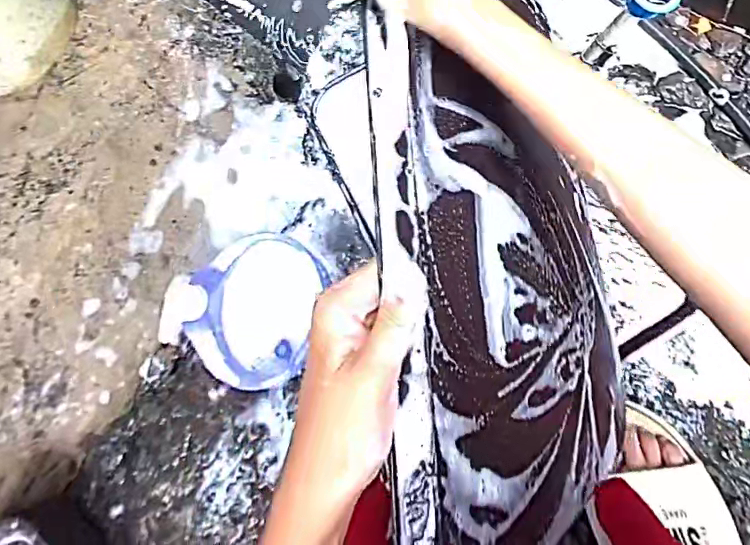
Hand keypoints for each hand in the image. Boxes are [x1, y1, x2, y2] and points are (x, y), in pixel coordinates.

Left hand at [263, 261, 425, 543]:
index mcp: (332, 308)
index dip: (409, 283)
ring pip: (395, 314)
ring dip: (406, 335)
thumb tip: (411, 283)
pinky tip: (397, 374)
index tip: (423, 302)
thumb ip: (395, 324)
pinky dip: (402, 350)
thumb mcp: (374, 374)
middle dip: (409, 313)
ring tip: (397, 367)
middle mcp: (336, 315)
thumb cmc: (337, 439)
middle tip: (405, 350)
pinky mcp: (360, 352)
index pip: (380, 269)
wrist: (326, 481)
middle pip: (390, 290)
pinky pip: (392, 335)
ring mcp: (348, 333)